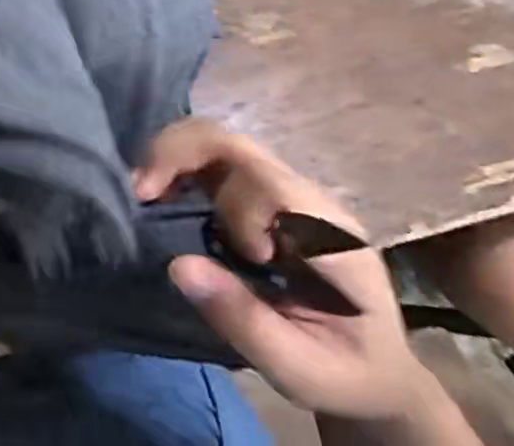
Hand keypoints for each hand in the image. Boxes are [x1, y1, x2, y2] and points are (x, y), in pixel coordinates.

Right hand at [134, 120, 435, 421]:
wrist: (374, 371)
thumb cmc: (345, 373)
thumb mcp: (303, 370)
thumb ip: (246, 321)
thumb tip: (178, 265)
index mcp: (332, 235)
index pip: (275, 184)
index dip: (241, 208)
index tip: (240, 257)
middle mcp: (304, 197)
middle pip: (235, 144)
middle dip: (178, 155)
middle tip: (139, 193)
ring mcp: (278, 189)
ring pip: (217, 141)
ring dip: (172, 156)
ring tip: (142, 193)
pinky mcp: (254, 193)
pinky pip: (210, 158)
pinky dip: (176, 166)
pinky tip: (157, 194)